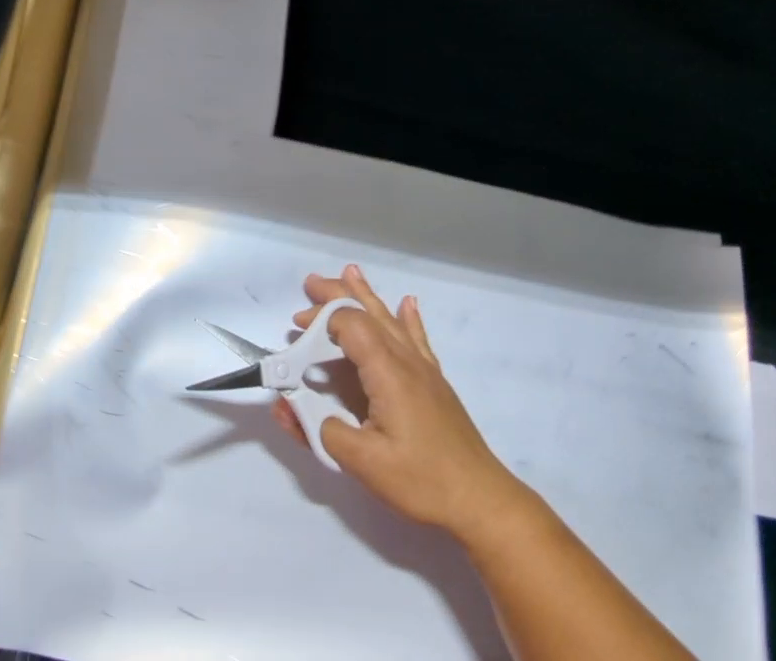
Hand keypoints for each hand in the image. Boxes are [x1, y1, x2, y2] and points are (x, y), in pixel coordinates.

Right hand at [274, 265, 534, 546]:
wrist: (481, 501)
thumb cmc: (422, 480)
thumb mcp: (362, 461)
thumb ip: (321, 429)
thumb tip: (294, 408)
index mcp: (388, 373)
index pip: (351, 325)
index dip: (320, 320)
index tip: (295, 329)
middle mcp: (407, 362)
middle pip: (370, 314)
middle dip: (338, 295)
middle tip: (310, 283)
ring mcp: (424, 371)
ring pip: (391, 321)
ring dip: (366, 297)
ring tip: (349, 273)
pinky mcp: (434, 385)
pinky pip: (417, 339)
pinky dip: (408, 318)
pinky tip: (407, 303)